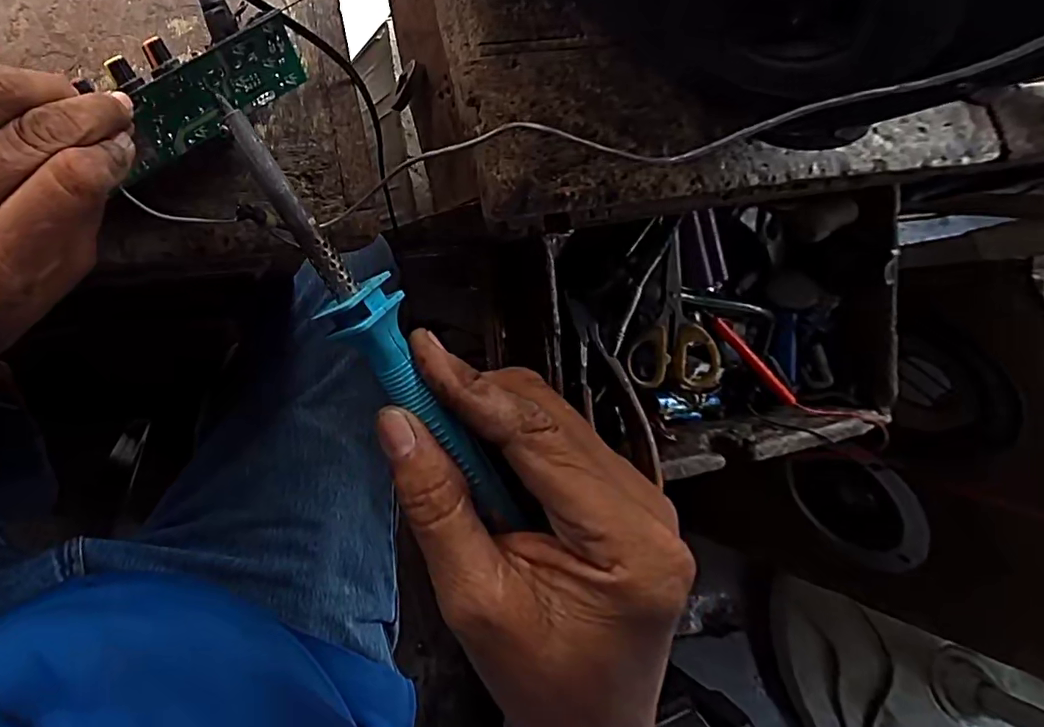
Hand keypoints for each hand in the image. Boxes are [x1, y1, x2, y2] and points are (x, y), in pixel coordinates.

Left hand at [0, 67, 135, 415]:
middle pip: (30, 135)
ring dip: (53, 89)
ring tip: (81, 101)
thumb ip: (80, 221)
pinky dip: (14, 86)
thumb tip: (110, 150)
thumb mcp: (46, 292)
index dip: (105, 154)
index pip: (61, 186)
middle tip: (119, 113)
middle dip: (89, 115)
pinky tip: (40, 100)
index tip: (125, 147)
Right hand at [375, 330, 694, 726]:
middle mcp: (643, 504)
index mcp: (627, 539)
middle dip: (471, 392)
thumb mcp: (474, 599)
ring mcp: (634, 493)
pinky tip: (467, 439)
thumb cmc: (544, 681)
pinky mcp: (613, 490)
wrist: (590, 722)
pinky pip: (550, 433)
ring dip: (482, 408)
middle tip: (411, 380)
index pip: (536, 433)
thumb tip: (400, 426)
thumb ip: (436, 504)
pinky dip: (500, 427)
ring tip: (431, 413)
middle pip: (543, 411)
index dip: (470, 388)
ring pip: (545, 413)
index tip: (422, 354)